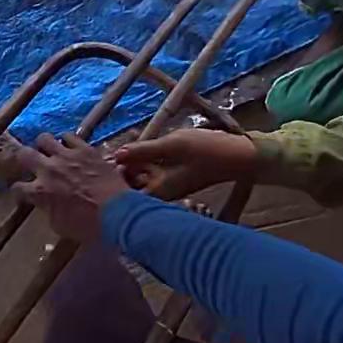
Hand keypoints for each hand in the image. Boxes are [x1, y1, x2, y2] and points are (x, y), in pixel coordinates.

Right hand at [15, 132, 128, 244]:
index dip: (19, 191)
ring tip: (51, 151)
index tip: (24, 193)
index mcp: (40, 192)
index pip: (18, 188)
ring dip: (45, 146)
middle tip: (30, 163)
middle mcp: (48, 170)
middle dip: (24, 159)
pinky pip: (69, 136)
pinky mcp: (84, 149)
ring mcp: (65, 156)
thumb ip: (48, 209)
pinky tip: (71, 148)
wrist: (118, 213)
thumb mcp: (59, 225)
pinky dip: (67, 141)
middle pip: (23, 154)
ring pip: (44, 138)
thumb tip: (46, 203)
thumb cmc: (88, 226)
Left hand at [114, 128, 255, 200]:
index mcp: (159, 191)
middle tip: (105, 156)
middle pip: (130, 188)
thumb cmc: (207, 150)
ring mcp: (168, 185)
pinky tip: (136, 149)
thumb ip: (144, 151)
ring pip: (140, 178)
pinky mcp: (174, 176)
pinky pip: (151, 172)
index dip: (112, 183)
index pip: (126, 197)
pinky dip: (142, 163)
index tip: (102, 166)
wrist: (241, 155)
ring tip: (117, 150)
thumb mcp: (172, 145)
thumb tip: (116, 155)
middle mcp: (162, 193)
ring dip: (129, 166)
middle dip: (117, 173)